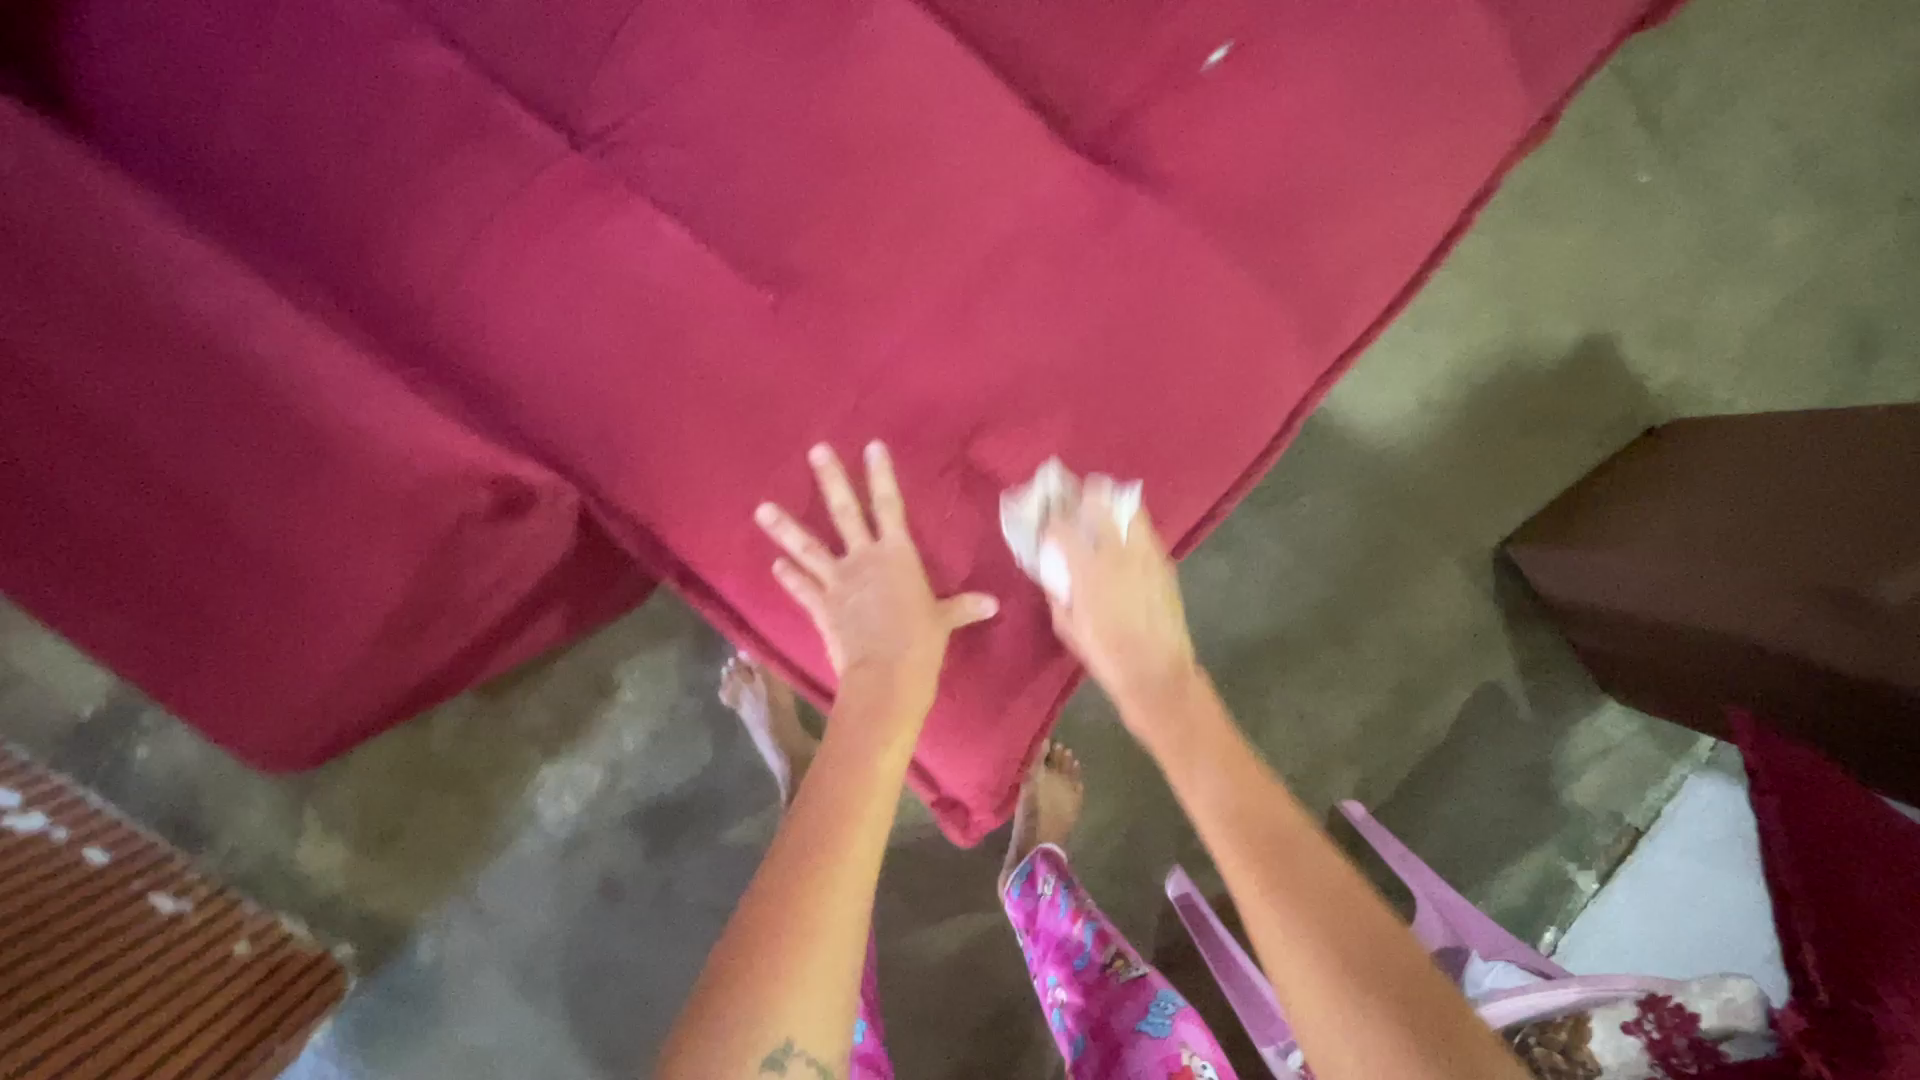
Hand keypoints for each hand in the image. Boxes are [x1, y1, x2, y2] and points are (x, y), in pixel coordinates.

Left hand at [756, 442, 997, 716]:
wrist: (887, 673)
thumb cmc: (921, 642)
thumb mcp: (945, 621)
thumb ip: (963, 607)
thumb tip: (993, 604)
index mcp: (898, 555)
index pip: (890, 505)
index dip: (881, 475)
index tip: (872, 446)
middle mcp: (864, 559)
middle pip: (845, 512)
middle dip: (831, 480)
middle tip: (816, 450)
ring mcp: (838, 582)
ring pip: (807, 547)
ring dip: (784, 528)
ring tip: (761, 508)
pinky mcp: (821, 606)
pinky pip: (802, 588)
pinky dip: (788, 577)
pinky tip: (775, 565)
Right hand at [1043, 480, 1199, 730]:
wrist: (1156, 672)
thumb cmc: (1104, 654)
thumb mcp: (1066, 626)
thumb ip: (1057, 592)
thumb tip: (1054, 572)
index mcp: (1087, 568)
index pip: (1062, 525)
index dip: (1050, 517)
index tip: (1045, 517)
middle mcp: (1117, 551)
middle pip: (1100, 500)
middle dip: (1083, 493)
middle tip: (1074, 497)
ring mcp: (1146, 554)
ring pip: (1129, 508)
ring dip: (1112, 503)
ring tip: (1103, 508)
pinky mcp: (1165, 563)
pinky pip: (1146, 532)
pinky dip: (1132, 526)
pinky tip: (1125, 537)